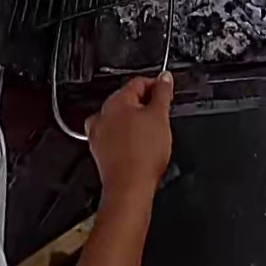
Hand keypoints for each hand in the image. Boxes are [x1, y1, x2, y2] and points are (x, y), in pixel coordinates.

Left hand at [85, 73, 172, 207]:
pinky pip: (115, 136)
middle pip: (128, 99)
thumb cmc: (142, 154)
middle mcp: (103, 114)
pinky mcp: (100, 151)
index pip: (138, 82)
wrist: (129, 187)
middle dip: (146, 104)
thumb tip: (164, 77)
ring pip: (120, 118)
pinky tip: (137, 145)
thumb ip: (162, 93)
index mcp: (116, 101)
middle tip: (161, 114)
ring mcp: (99, 133)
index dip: (156, 86)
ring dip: (135, 121)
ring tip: (150, 132)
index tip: (166, 92)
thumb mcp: (160, 116)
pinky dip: (126, 137)